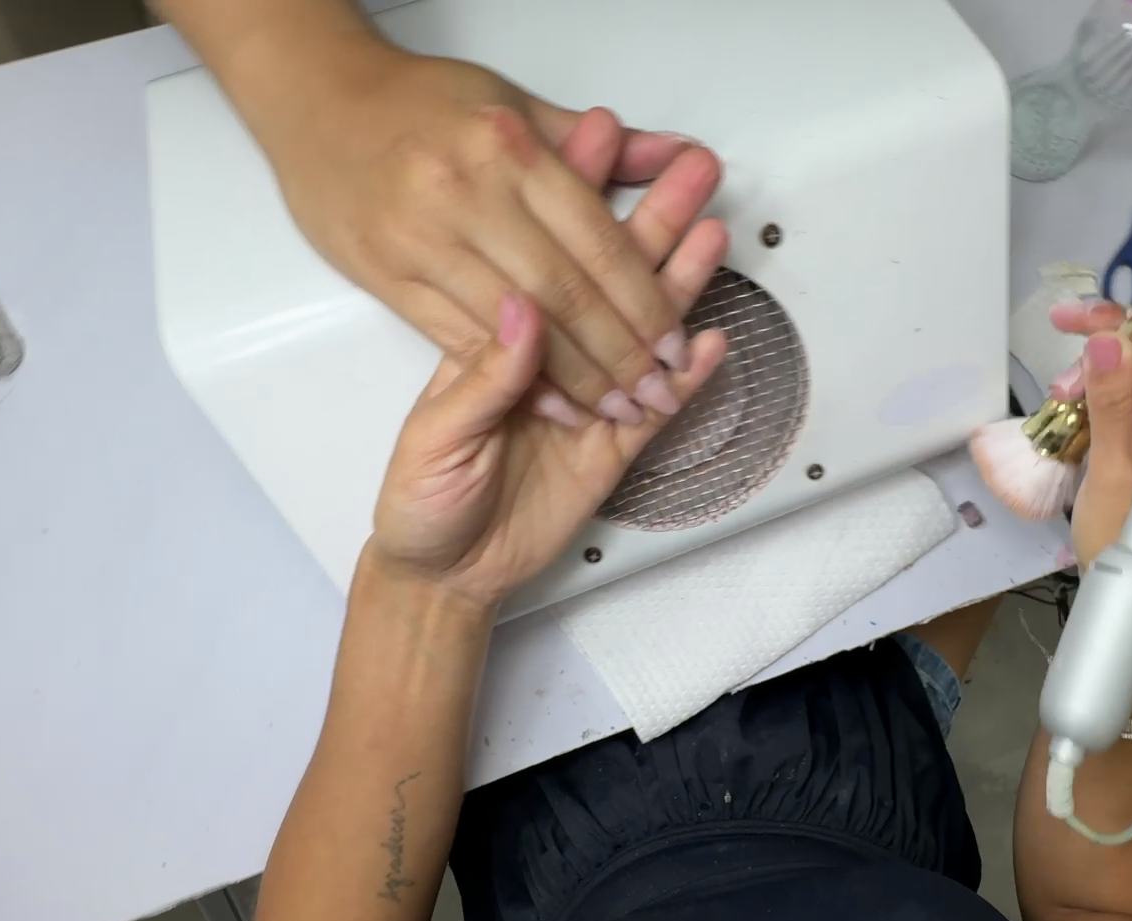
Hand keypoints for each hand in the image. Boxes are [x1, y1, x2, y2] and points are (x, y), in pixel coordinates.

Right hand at [259, 42, 718, 425]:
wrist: (315, 103)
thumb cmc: (424, 107)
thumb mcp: (518, 108)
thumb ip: (603, 150)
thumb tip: (679, 154)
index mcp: (510, 151)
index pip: (600, 245)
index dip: (646, 304)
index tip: (677, 347)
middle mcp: (468, 195)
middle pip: (566, 294)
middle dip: (621, 353)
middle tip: (656, 391)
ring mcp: (423, 240)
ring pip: (519, 327)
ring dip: (579, 379)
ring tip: (621, 410)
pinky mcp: (390, 278)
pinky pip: (465, 344)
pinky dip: (518, 381)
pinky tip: (559, 407)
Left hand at [368, 117, 730, 608]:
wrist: (444, 571)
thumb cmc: (421, 505)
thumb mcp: (434, 440)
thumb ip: (482, 377)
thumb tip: (523, 314)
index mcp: (494, 346)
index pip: (544, 259)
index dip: (572, 200)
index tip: (598, 139)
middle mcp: (547, 364)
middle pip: (604, 282)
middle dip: (648, 225)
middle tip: (687, 174)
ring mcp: (587, 403)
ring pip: (639, 334)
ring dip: (676, 285)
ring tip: (710, 234)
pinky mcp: (613, 449)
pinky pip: (658, 408)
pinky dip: (686, 378)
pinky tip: (708, 342)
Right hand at [1051, 302, 1131, 584]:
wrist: (1120, 580)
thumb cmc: (1126, 546)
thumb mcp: (1114, 479)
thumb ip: (1114, 407)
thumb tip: (1106, 339)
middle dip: (1123, 354)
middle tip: (1066, 368)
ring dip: (1106, 366)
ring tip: (1063, 393)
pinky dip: (1108, 381)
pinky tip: (1074, 395)